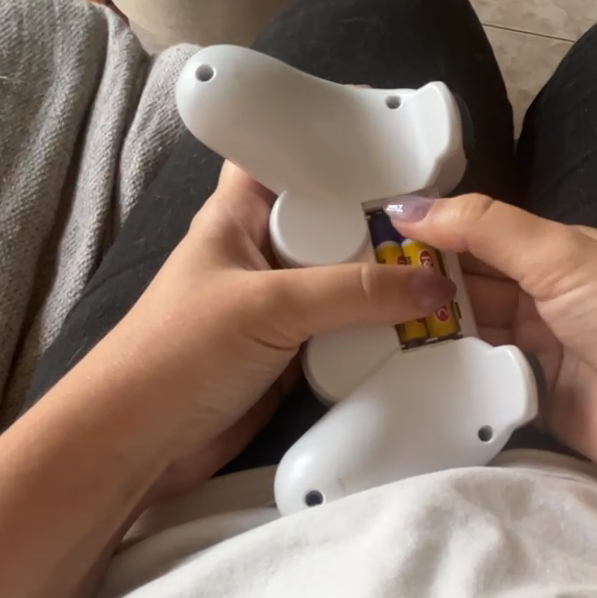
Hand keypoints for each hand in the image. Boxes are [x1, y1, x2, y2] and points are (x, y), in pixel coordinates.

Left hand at [63, 163, 456, 495]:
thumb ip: (354, 293)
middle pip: (336, 227)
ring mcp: (283, 308)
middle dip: (385, 230)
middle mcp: (266, 255)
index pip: (295, 161)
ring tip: (453, 281)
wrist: (143, 443)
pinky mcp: (297, 356)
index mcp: (241, 215)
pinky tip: (423, 331)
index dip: (345, 154)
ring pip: (347, 285)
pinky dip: (378, 336)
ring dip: (389, 289)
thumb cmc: (183, 353)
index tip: (409, 153)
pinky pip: (348, 334)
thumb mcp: (270, 305)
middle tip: (449, 231)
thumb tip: (436, 286)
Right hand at [391, 194, 596, 490]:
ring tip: (369, 330)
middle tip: (360, 292)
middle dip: (423, 287)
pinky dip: (451, 376)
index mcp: (554, 254)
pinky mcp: (531, 400)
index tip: (371, 241)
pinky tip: (403, 373)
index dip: (431, 236)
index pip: (479, 237)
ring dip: (432, 333)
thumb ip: (486, 228)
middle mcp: (543, 300)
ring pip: (472, 335)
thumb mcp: (562, 255)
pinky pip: (482, 383)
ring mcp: (537, 353)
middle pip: (470, 288)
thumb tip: (406, 206)